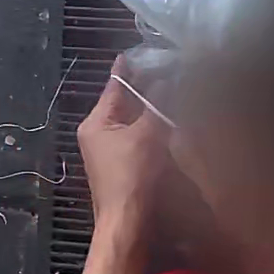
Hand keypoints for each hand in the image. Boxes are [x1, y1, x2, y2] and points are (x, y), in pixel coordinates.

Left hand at [77, 57, 167, 235]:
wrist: (129, 223)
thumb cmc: (132, 177)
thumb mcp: (146, 135)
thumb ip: (157, 106)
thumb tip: (168, 79)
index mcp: (95, 123)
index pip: (113, 86)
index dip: (129, 68)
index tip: (142, 50)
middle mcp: (99, 134)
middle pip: (125, 103)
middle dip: (147, 88)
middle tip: (171, 68)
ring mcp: (111, 152)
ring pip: (135, 121)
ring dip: (153, 109)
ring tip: (177, 88)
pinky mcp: (126, 167)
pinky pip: (141, 139)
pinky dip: (155, 129)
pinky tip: (174, 121)